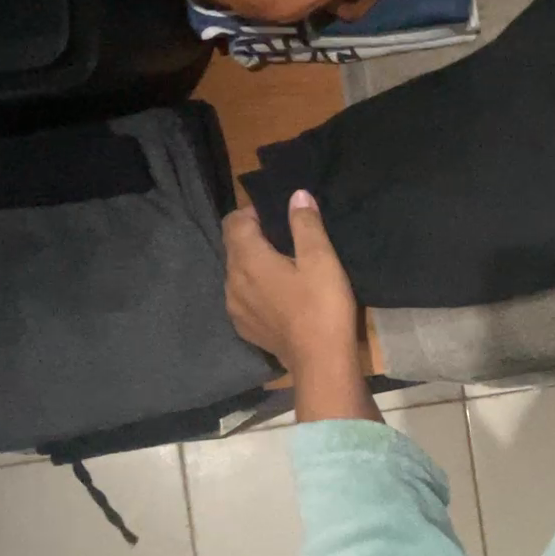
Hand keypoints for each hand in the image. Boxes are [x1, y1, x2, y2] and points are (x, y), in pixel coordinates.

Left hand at [222, 190, 357, 375]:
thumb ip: (306, 225)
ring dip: (257, 268)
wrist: (320, 360)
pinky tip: (283, 301)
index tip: (280, 217)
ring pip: (239, 275)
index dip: (254, 213)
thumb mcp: (322, 260)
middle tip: (290, 244)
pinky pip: (245, 299)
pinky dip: (259, 292)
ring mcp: (235, 307)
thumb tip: (297, 195)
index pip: (235, 222)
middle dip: (257, 239)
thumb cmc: (323, 305)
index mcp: (248, 259)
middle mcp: (231, 280)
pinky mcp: (245, 327)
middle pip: (235, 248)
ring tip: (288, 273)